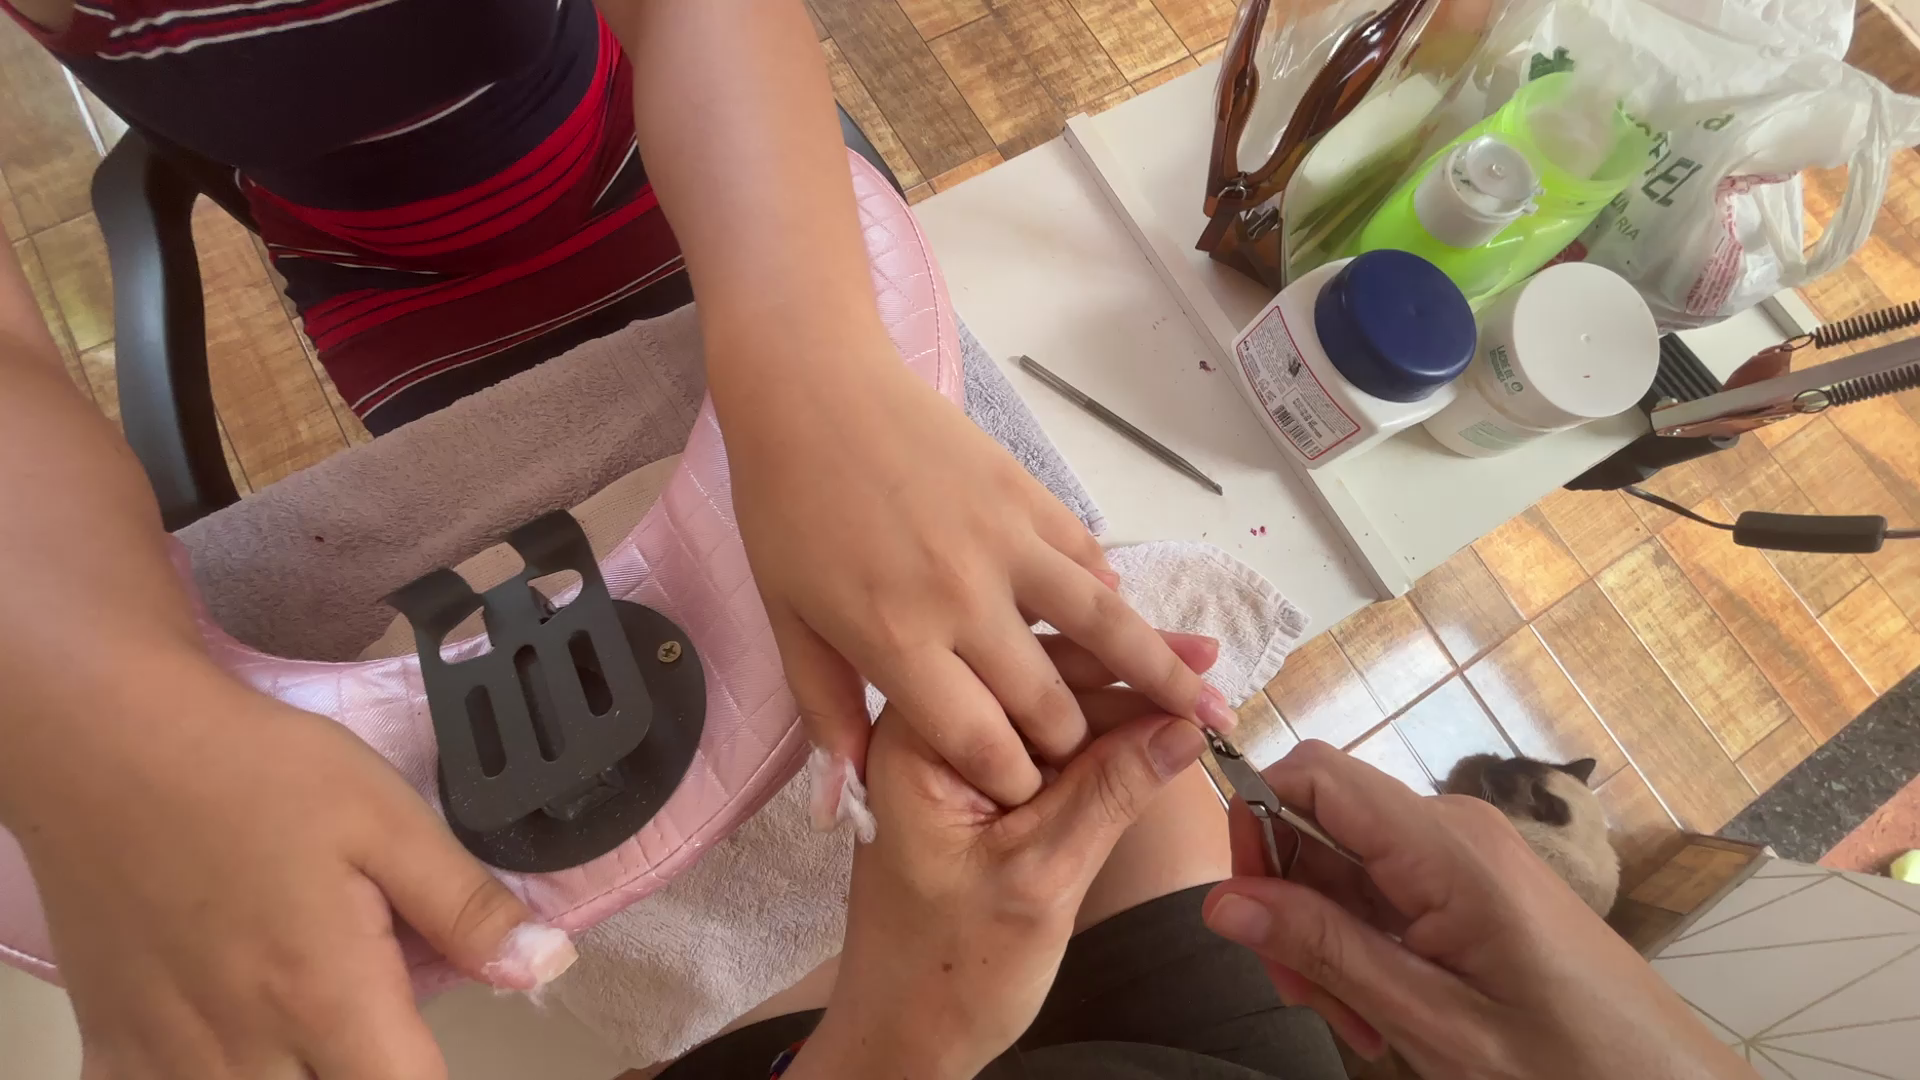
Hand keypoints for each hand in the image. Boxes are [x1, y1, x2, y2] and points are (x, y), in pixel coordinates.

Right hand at [7, 668, 572, 1079]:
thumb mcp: (398, 828)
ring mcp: (159, 1058)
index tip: (452, 1037)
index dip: (439, 1072)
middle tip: (397, 1000)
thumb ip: (467, 909)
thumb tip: (546, 966)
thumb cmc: (278, 781)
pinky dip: (230, 1074)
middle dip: (379, 1068)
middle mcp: (237, 1051)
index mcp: (324, 993)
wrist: (121, 754)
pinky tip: (251, 1025)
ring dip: (310, 1071)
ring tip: (339, 1007)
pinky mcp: (107, 1043)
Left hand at [719, 327, 1234, 809]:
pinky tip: (1126, 611)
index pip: (983, 744)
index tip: (1025, 791)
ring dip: (1158, 670)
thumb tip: (845, 795)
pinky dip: (1110, 589)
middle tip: (1086, 754)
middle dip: (1071, 744)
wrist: (813, 393)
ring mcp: (1007, 542)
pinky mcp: (1029, 494)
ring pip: (1102, 623)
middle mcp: (966, 601)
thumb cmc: (786, 510)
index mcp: (898, 642)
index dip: (1013, 780)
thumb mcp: (786, 619)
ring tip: (1210, 701)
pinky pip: (1087, 555)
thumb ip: (825, 709)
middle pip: (1047, 702)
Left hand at [786, 634, 1217, 1078]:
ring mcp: (953, 750)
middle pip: (1041, 677)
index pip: (1026, 669)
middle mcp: (929, 724)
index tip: (1197, 661)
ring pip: (1050, 706)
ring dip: (1124, 705)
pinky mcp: (977, 778)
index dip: (1119, 659)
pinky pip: (1045, 741)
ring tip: (1198, 697)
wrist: (908, 1032)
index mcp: (918, 733)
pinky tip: (1150, 727)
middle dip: (1129, 675)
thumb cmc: (953, 968)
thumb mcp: (1041, 876)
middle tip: (1210, 668)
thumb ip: (1110, 793)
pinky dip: (1101, 739)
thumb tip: (1185, 725)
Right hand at [1199, 742, 1755, 1079]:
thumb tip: (1217, 901)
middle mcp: (1449, 824)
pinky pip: (1380, 883)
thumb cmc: (1579, 1075)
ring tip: (1353, 1020)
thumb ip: (1323, 951)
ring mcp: (1461, 849)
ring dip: (1324, 930)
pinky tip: (1382, 1006)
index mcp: (1446, 844)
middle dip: (1289, 898)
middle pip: (1318, 820)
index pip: (1312, 773)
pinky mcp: (1469, 877)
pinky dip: (1361, 937)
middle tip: (1300, 993)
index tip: (1245, 903)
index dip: (1256, 815)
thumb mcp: (1437, 1024)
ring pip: (1342, 858)